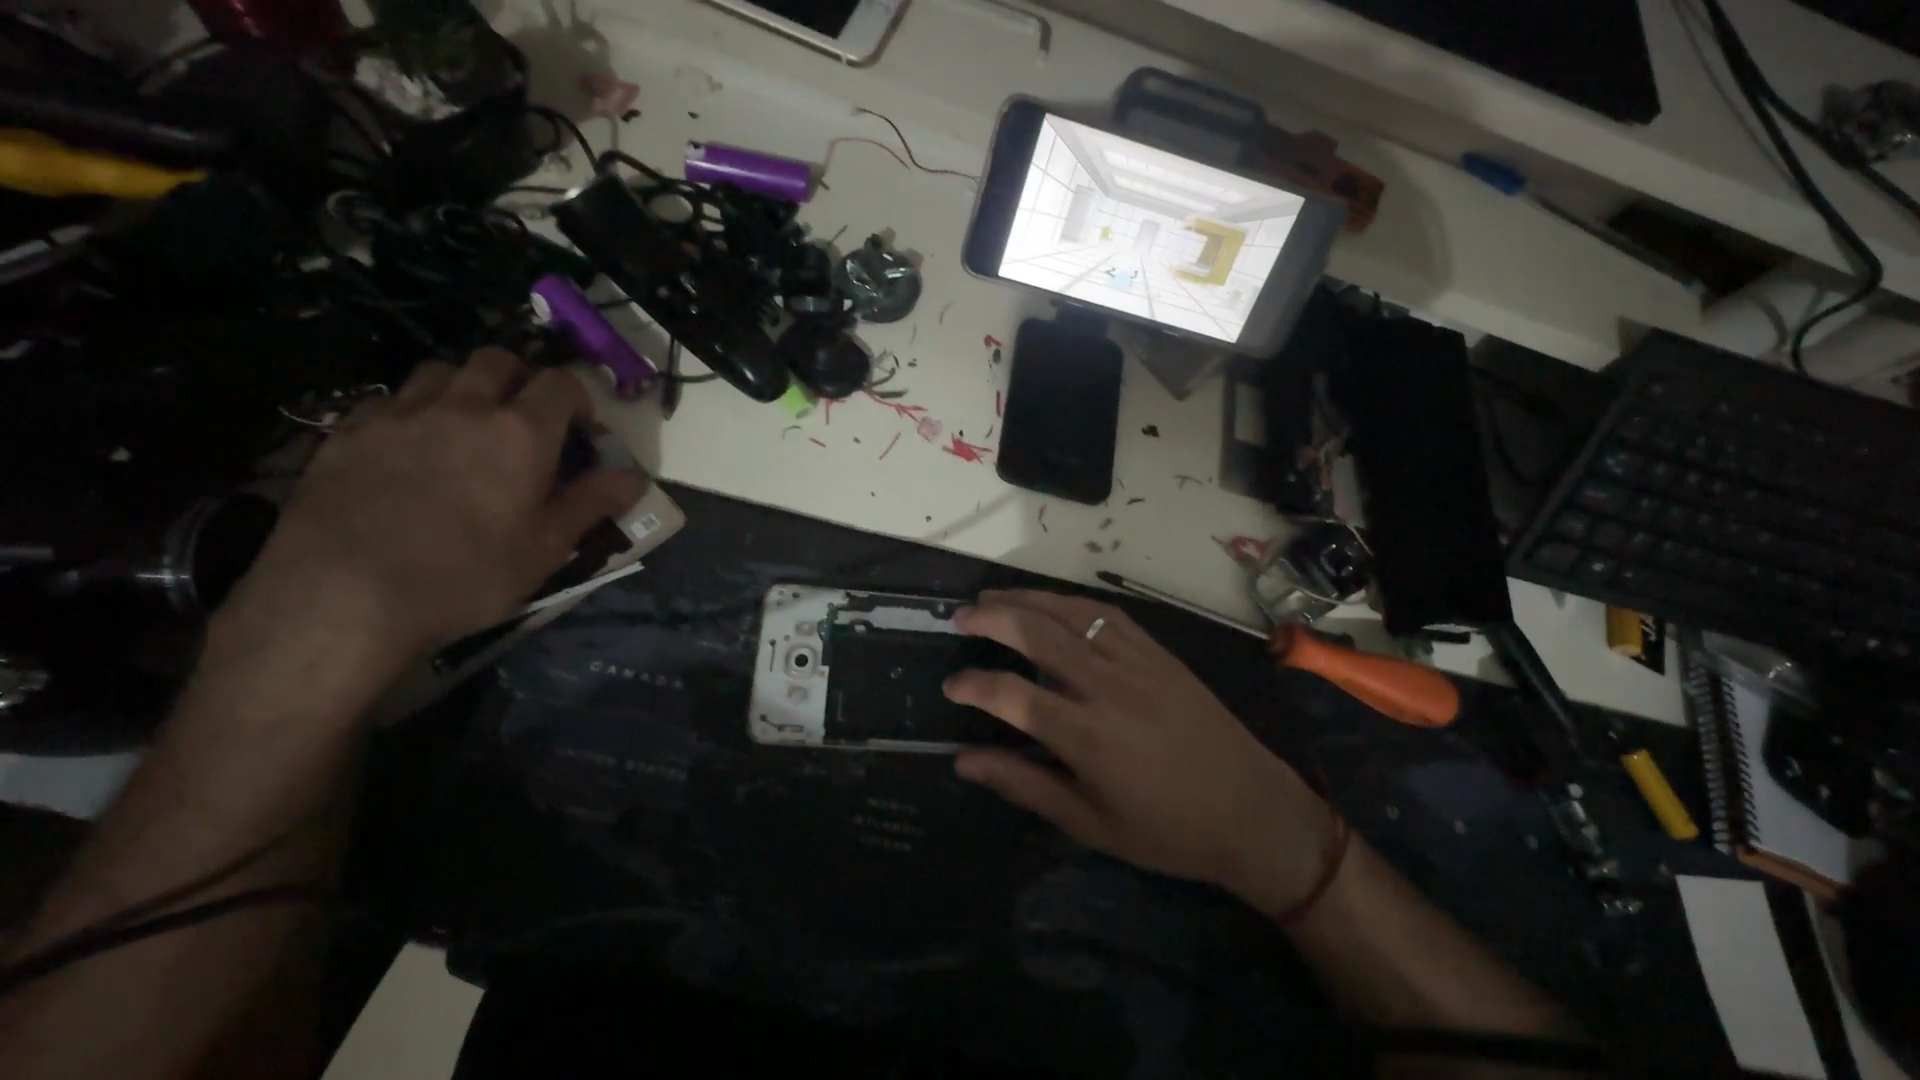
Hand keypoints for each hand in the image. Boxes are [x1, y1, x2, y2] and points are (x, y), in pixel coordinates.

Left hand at [218, 348, 641, 666]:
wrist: (342, 594)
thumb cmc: (464, 577)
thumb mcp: (544, 551)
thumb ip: (589, 504)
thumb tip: (634, 476)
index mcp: (521, 433)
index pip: (561, 382)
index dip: (577, 400)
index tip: (579, 433)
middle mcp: (463, 407)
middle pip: (498, 360)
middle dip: (520, 379)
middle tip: (523, 421)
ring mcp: (400, 414)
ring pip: (440, 370)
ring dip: (463, 387)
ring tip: (464, 427)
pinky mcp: (348, 431)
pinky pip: (389, 399)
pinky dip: (410, 411)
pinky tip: (407, 448)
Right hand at [944, 590, 1336, 915]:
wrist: (1252, 813)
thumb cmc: (1166, 831)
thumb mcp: (1089, 823)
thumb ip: (1024, 785)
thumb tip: (963, 759)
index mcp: (1087, 737)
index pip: (1012, 695)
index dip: (973, 685)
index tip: (950, 685)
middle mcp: (1109, 688)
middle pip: (1039, 634)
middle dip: (993, 618)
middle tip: (962, 616)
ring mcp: (1140, 664)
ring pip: (1073, 614)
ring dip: (1029, 599)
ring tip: (995, 596)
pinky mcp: (1163, 656)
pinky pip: (1110, 617)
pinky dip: (1074, 604)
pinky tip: (1055, 605)